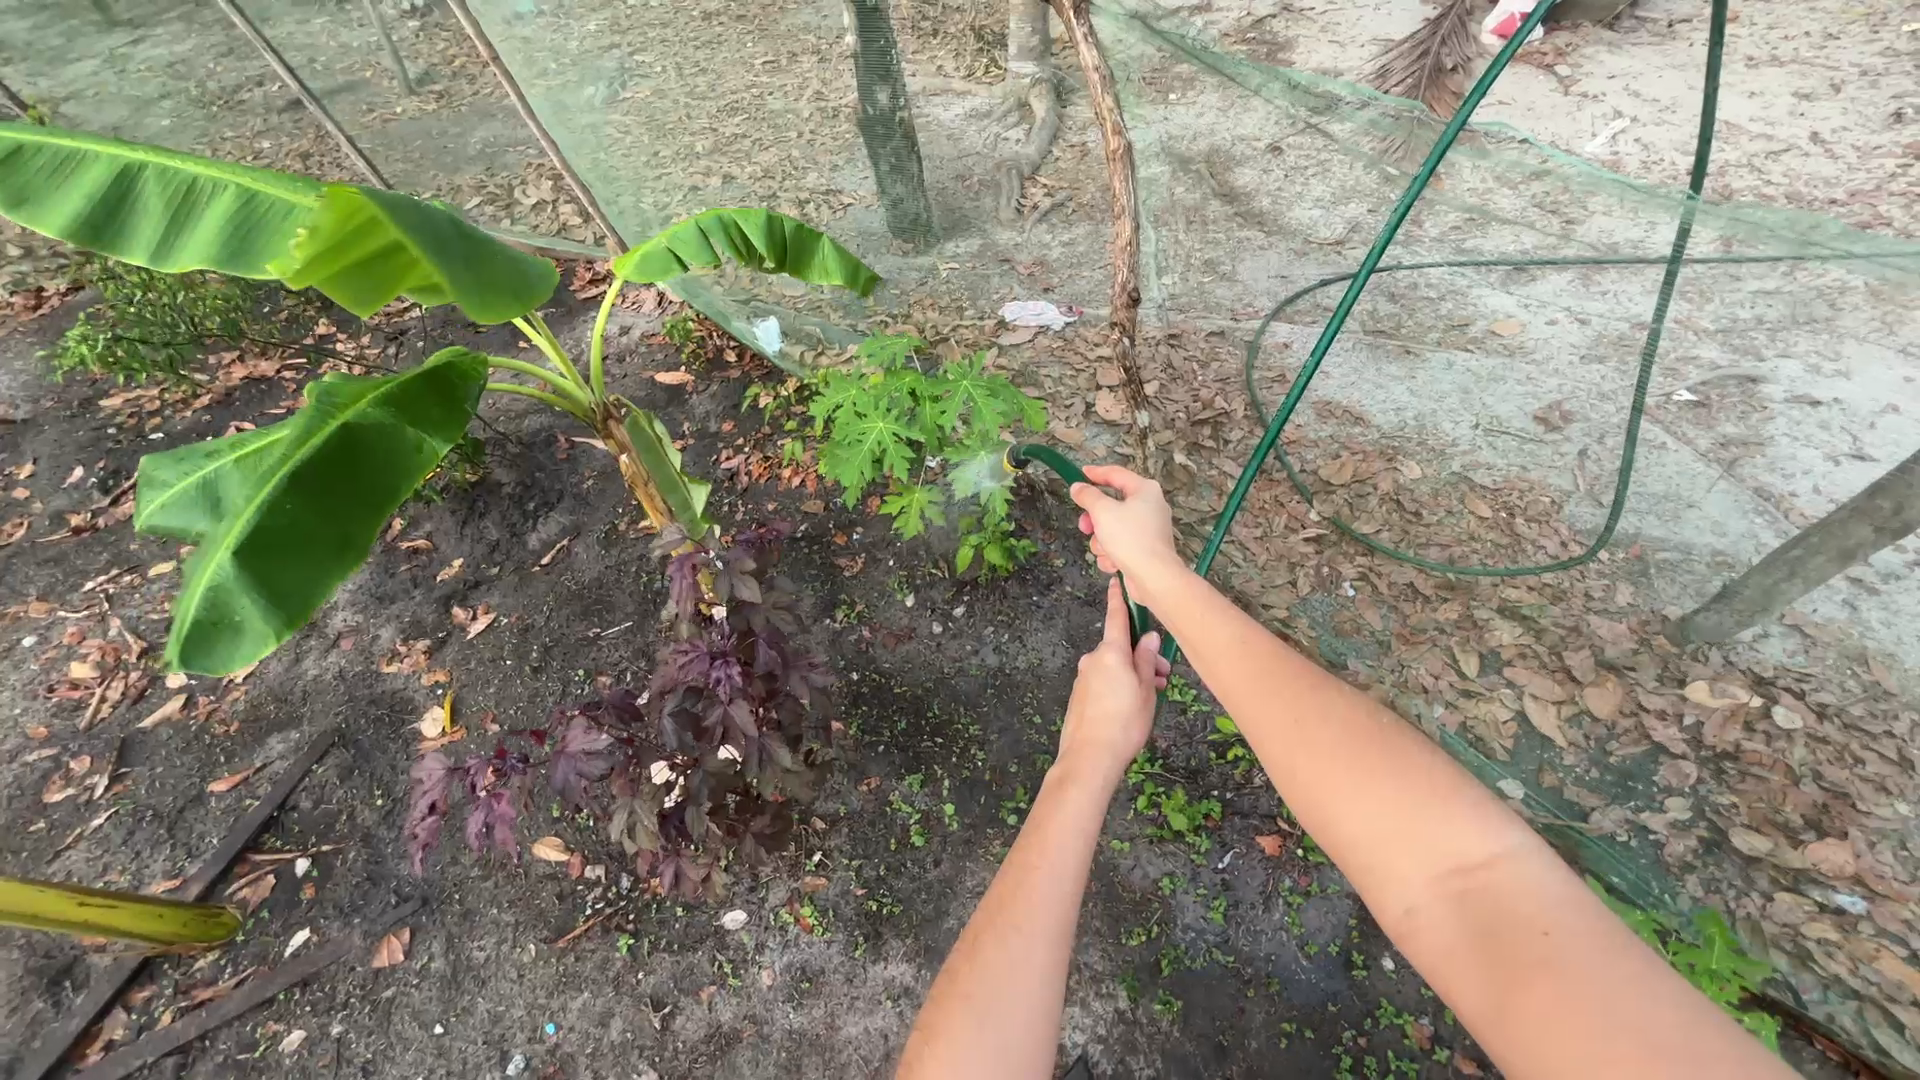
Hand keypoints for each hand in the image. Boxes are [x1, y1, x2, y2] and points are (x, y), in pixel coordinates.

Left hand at [1057, 576, 1169, 785]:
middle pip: (1121, 647)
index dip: (1118, 598)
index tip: (1116, 581)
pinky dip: (1121, 685)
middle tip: (1165, 675)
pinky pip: (1105, 681)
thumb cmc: (1124, 721)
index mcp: (1110, 652)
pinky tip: (1133, 706)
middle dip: (1143, 655)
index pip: (1116, 617)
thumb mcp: (1146, 688)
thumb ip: (1147, 659)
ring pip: (1115, 666)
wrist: (1089, 756)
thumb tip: (1148, 636)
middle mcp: (1093, 659)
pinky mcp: (1081, 694)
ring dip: (1135, 673)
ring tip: (1154, 695)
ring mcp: (1084, 677)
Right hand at [1069, 465, 1183, 603]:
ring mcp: (1147, 529)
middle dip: (1095, 520)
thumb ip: (1087, 496)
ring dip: (1102, 541)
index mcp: (1144, 490)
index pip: (1116, 474)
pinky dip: (1112, 554)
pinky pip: (1119, 545)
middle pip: (1111, 505)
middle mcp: (1149, 506)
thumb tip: (1078, 488)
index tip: (1080, 474)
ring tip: (1105, 550)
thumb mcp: (1103, 511)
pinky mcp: (1144, 548)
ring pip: (1111, 528)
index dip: (1095, 473)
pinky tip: (1114, 563)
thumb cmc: (1131, 539)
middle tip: (1085, 527)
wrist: (1153, 576)